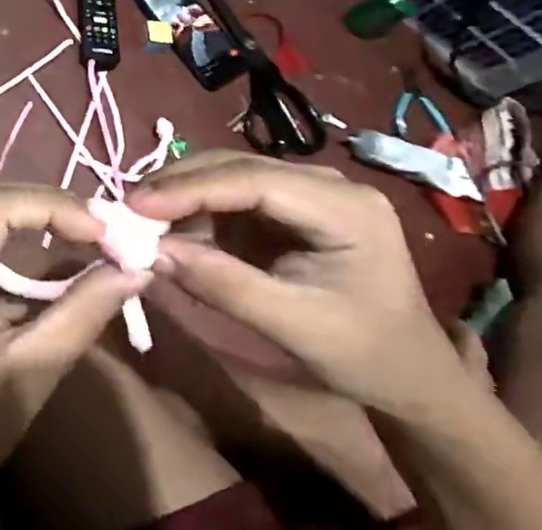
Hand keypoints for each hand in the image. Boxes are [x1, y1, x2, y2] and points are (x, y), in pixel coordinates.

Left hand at [0, 182, 151, 525]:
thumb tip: (137, 269)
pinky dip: (6, 222)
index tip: (105, 232)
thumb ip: (81, 315)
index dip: (56, 208)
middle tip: (97, 228)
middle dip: (46, 203)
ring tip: (70, 227)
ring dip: (24, 206)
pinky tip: (36, 242)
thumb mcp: (29, 374)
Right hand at [128, 152, 462, 411]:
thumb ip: (226, 286)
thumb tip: (155, 253)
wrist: (413, 373)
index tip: (138, 204)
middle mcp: (329, 184)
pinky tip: (173, 223)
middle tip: (128, 207)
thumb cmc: (366, 355)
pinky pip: (239, 196)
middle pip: (242, 167)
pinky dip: (202, 208)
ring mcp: (313, 191)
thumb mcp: (295, 327)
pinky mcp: (296, 206)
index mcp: (346, 207)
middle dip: (182, 184)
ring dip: (186, 192)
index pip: (256, 180)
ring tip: (140, 214)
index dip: (192, 188)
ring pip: (235, 174)